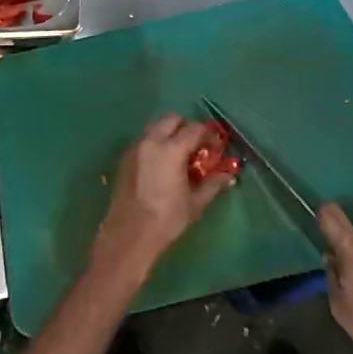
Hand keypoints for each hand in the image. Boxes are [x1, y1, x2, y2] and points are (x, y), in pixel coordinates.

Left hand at [95, 114, 234, 275]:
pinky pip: (144, 139)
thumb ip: (213, 183)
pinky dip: (155, 141)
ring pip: (155, 126)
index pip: (194, 128)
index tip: (216, 146)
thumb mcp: (195, 203)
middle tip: (197, 145)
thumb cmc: (166, 219)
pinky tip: (162, 163)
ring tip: (179, 153)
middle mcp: (151, 141)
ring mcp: (135, 147)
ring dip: (170, 132)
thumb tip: (228, 174)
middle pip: (172, 118)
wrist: (128, 235)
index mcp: (171, 150)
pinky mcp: (124, 157)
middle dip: (187, 126)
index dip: (209, 134)